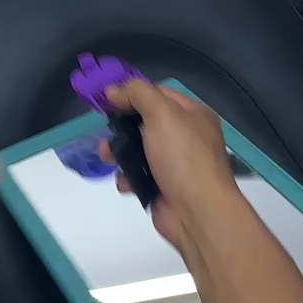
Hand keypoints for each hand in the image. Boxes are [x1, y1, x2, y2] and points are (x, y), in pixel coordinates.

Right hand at [101, 80, 241, 263]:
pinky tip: (125, 181)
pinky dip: (127, 176)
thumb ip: (136, 93)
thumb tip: (113, 89)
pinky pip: (138, 173)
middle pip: (144, 121)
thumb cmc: (182, 156)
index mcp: (193, 114)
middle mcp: (186, 136)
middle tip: (105, 130)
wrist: (197, 212)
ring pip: (138, 148)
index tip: (109, 99)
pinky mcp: (163, 185)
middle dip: (121, 126)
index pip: (158, 93)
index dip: (132, 94)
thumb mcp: (161, 113)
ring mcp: (174, 162)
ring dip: (119, 151)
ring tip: (106, 157)